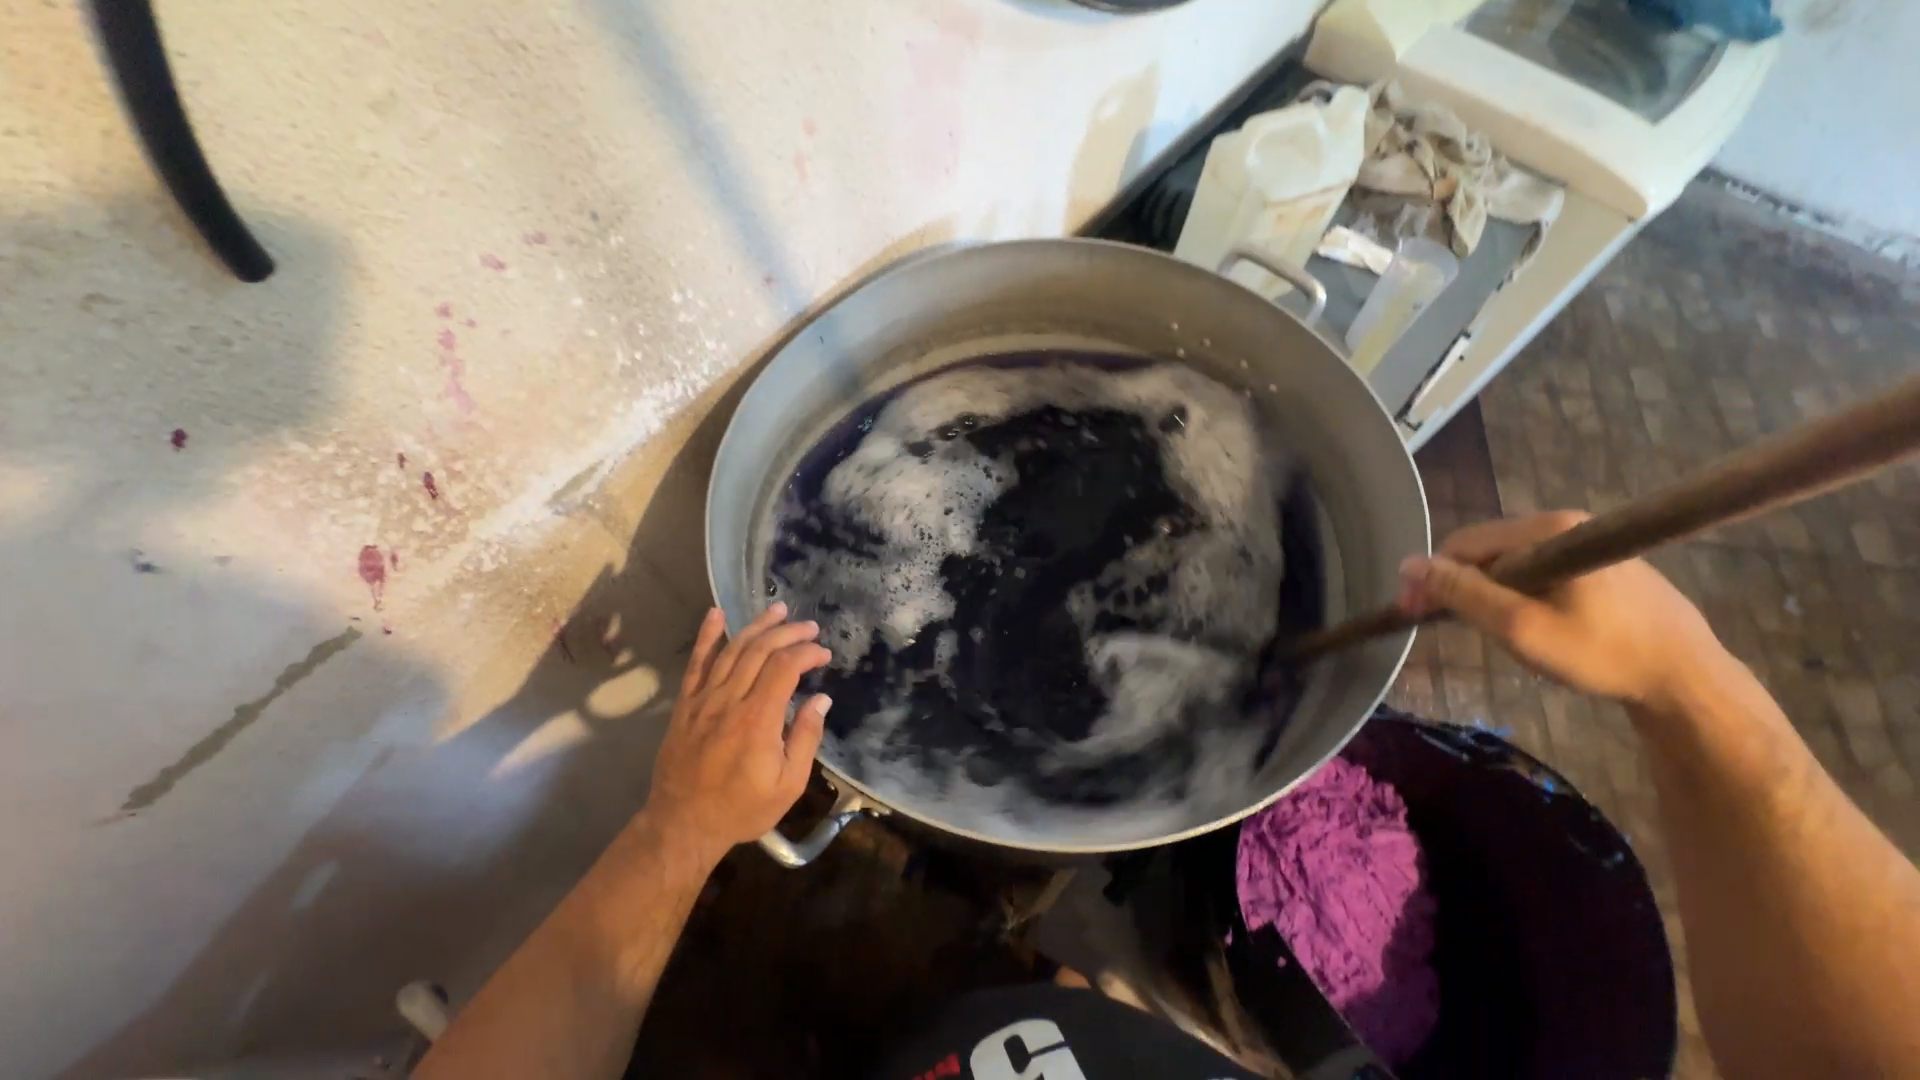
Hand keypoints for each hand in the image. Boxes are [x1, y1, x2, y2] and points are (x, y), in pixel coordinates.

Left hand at [641, 604, 832, 863]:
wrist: (683, 824)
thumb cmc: (742, 808)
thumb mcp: (788, 785)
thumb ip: (805, 738)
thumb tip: (821, 700)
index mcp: (758, 720)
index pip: (785, 668)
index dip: (807, 653)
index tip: (824, 655)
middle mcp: (729, 701)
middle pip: (760, 651)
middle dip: (788, 633)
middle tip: (810, 627)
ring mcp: (703, 700)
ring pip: (731, 650)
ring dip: (757, 626)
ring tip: (778, 611)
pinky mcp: (685, 705)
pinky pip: (696, 664)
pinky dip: (707, 636)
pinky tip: (716, 615)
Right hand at [1398, 511, 1729, 712]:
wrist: (1688, 681)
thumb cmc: (1600, 653)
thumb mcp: (1517, 626)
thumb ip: (1460, 592)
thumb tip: (1408, 562)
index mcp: (1548, 529)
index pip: (1464, 544)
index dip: (1431, 577)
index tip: (1412, 614)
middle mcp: (1568, 524)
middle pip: (1488, 550)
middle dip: (1458, 585)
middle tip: (1442, 625)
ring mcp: (1590, 543)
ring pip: (1512, 562)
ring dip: (1487, 591)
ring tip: (1486, 629)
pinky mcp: (1606, 566)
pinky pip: (1540, 570)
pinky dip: (1518, 593)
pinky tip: (1526, 623)